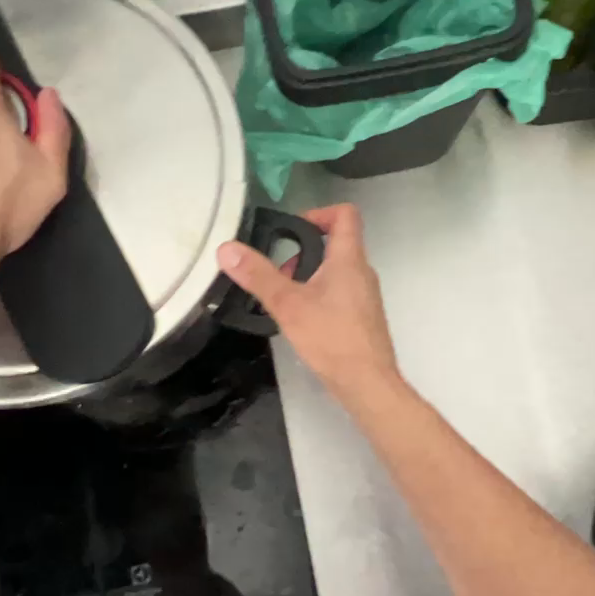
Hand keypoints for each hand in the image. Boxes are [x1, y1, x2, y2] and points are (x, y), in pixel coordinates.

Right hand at [216, 204, 400, 405]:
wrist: (367, 383)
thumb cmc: (332, 338)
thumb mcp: (288, 305)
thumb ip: (258, 276)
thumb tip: (227, 249)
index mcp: (349, 259)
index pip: (344, 215)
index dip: (318, 212)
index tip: (292, 229)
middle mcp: (362, 272)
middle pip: (335, 244)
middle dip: (303, 253)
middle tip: (280, 274)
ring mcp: (366, 297)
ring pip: (336, 272)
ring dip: (309, 278)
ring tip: (285, 300)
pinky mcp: (363, 319)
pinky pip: (340, 295)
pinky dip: (319, 298)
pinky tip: (302, 321)